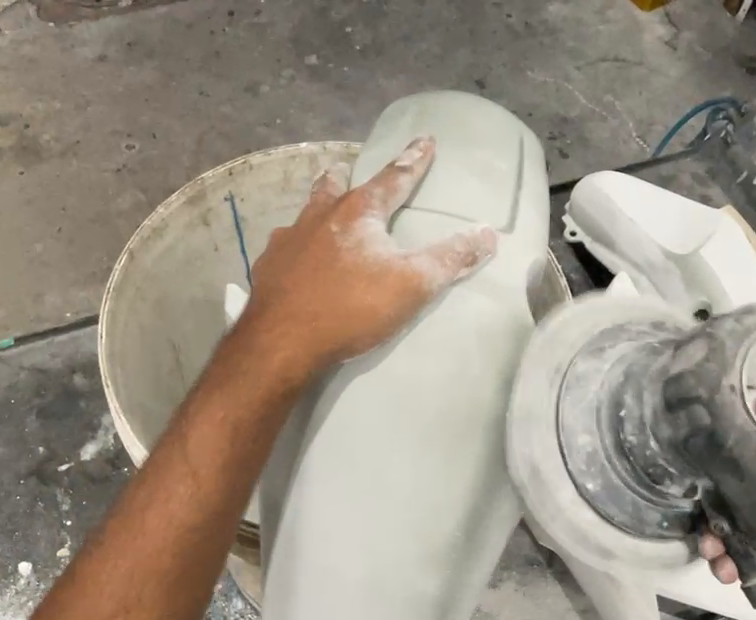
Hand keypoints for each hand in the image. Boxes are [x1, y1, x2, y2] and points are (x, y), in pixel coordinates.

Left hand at [231, 136, 498, 378]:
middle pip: (334, 187)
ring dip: (315, 208)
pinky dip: (294, 248)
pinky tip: (292, 260)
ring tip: (318, 211)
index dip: (413, 162)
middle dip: (344, 176)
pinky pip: (284, 250)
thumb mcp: (411, 285)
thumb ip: (449, 259)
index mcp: (358, 213)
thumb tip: (487, 234)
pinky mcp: (267, 271)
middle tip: (343, 167)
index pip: (393, 179)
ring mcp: (287, 242)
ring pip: (304, 214)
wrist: (283, 342)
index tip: (424, 142)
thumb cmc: (352, 309)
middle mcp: (319, 217)